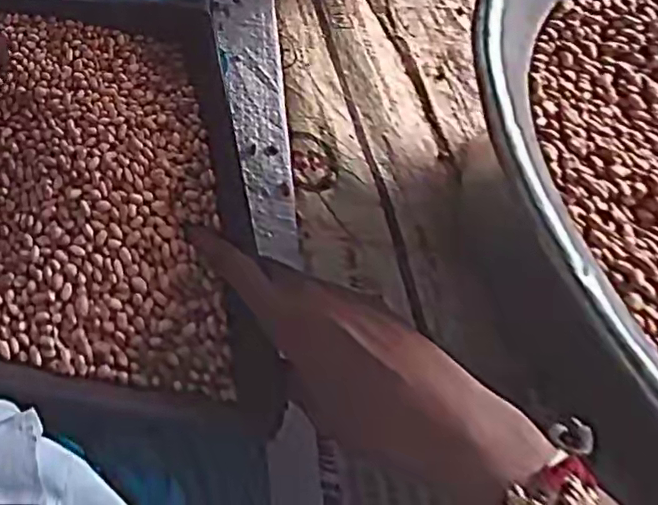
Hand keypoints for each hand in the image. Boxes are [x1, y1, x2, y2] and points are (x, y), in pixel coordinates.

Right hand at [189, 228, 553, 502]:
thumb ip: (292, 376)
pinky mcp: (375, 306)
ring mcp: (349, 297)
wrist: (459, 425)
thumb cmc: (383, 424)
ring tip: (289, 331)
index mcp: (292, 319)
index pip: (241, 269)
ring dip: (289, 297)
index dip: (214, 247)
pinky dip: (320, 312)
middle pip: (271, 270)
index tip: (198, 231)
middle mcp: (317, 296)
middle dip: (252, 275)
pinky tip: (332, 346)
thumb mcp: (318, 410)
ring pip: (302, 284)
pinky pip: (331, 298)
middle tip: (238, 290)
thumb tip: (287, 367)